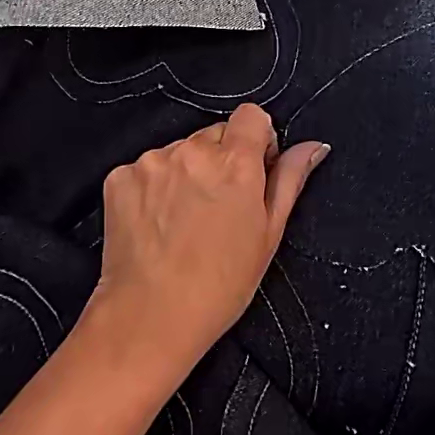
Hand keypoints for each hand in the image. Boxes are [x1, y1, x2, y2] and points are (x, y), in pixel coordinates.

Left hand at [90, 104, 328, 374]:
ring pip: (181, 151)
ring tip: (184, 220)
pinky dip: (153, 187)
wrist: (150, 319)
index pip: (251, 115)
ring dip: (186, 172)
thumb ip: (291, 178)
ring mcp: (152, 162)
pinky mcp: (120, 177)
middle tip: (218, 206)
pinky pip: (147, 168)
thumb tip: (314, 146)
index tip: (253, 169)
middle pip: (215, 134)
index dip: (257, 139)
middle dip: (221, 159)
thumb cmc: (219, 284)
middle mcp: (193, 152)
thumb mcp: (269, 233)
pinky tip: (157, 223)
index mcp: (236, 162)